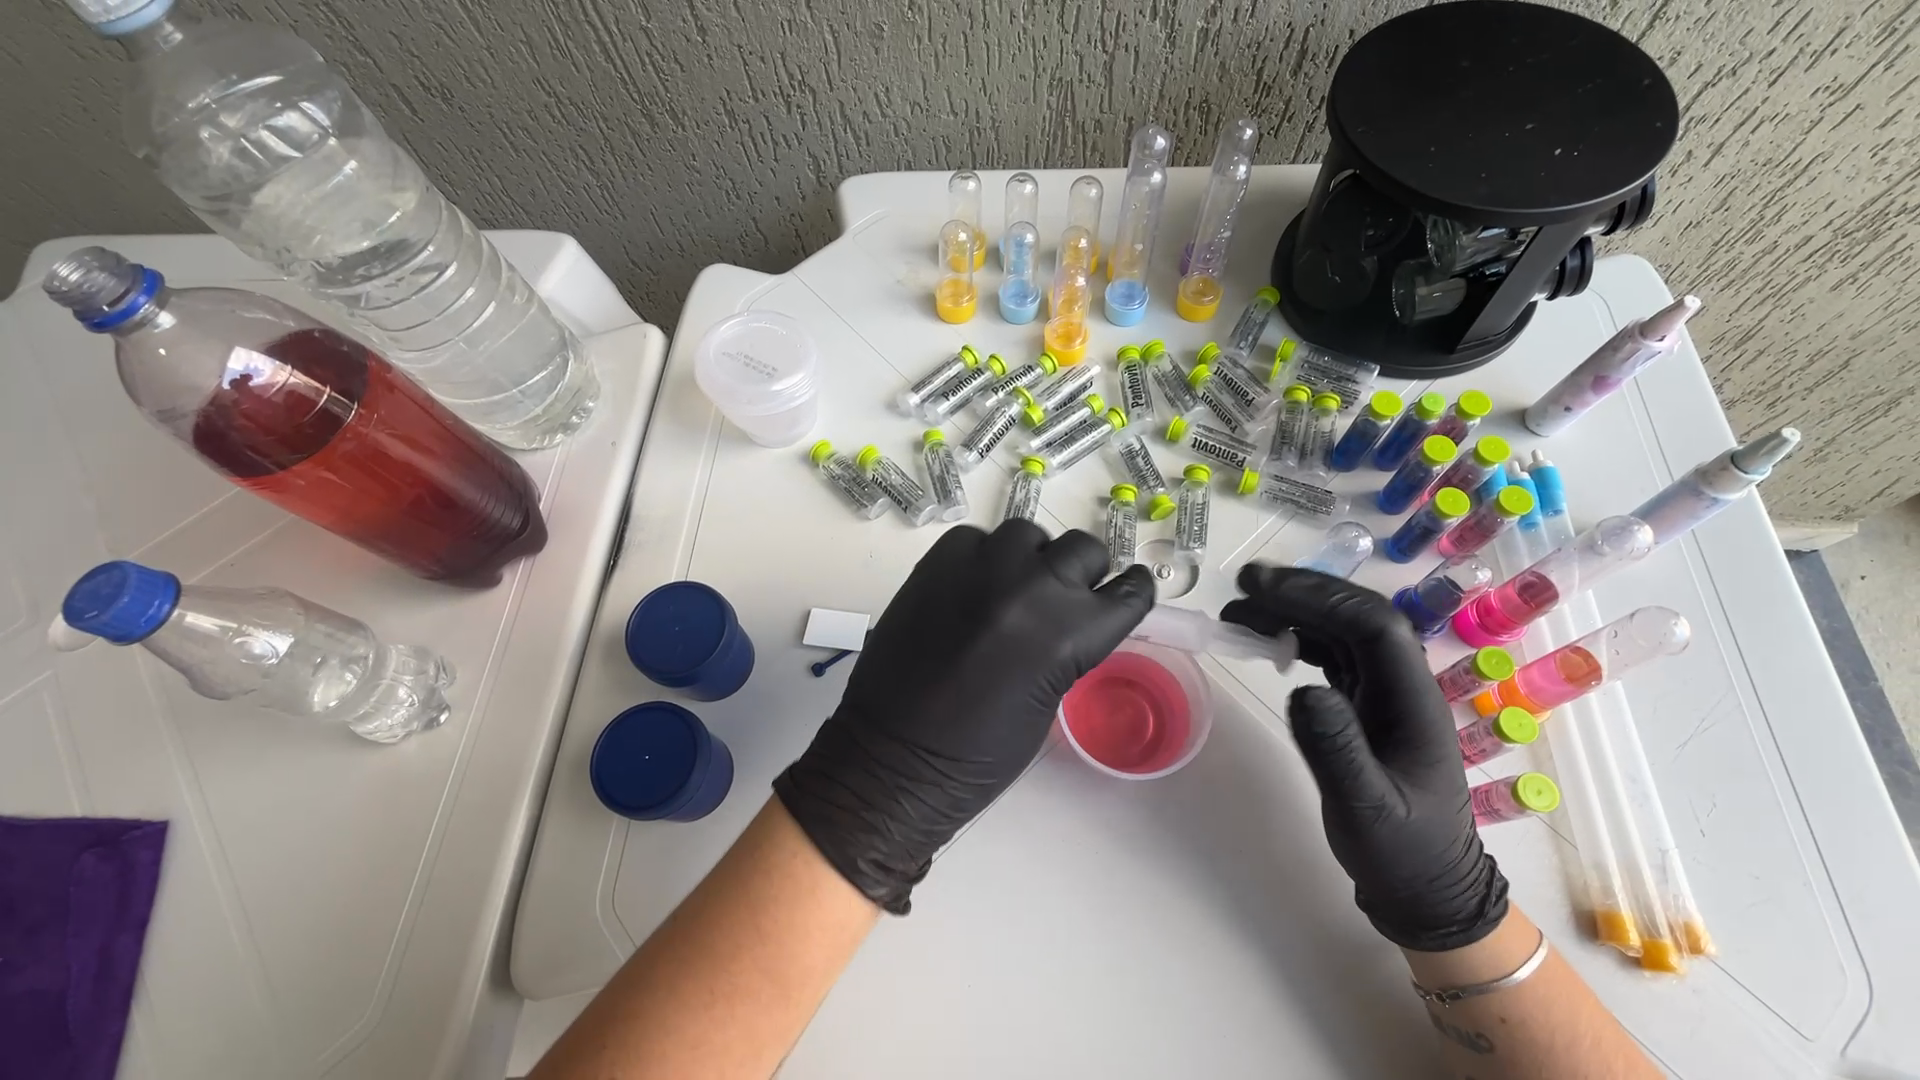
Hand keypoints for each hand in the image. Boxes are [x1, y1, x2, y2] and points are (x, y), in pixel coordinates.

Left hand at [775, 521, 1154, 913]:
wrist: (893, 759)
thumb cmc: (980, 755)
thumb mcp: (1049, 700)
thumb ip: (1067, 646)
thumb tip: (1069, 614)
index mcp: (1072, 632)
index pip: (1128, 591)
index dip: (1127, 594)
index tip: (1120, 595)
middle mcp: (1032, 587)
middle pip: (1084, 549)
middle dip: (1080, 575)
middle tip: (1059, 600)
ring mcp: (981, 567)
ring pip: (1028, 534)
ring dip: (1029, 560)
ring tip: (1010, 592)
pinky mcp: (936, 562)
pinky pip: (976, 539)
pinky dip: (981, 559)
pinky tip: (972, 590)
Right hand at [1221, 565, 1507, 951]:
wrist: (1426, 888)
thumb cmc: (1399, 852)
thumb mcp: (1365, 807)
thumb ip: (1335, 748)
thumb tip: (1303, 689)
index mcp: (1413, 701)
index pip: (1372, 626)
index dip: (1318, 597)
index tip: (1261, 588)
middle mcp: (1402, 687)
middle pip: (1356, 618)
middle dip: (1302, 594)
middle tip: (1242, 587)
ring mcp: (1385, 696)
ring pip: (1342, 634)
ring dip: (1294, 614)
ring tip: (1240, 612)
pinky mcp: (1367, 708)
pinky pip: (1333, 657)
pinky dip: (1298, 641)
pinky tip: (1267, 644)